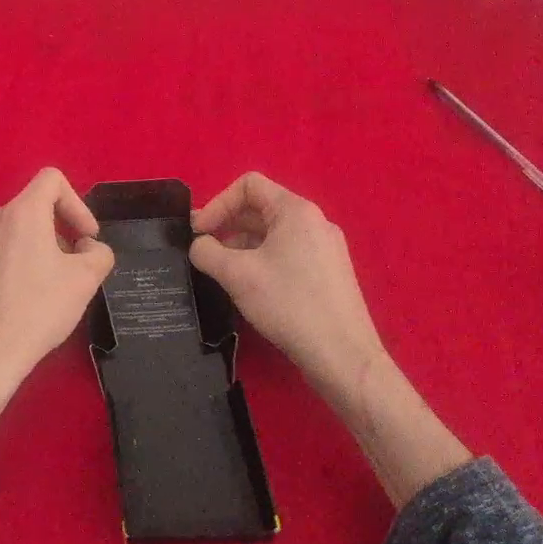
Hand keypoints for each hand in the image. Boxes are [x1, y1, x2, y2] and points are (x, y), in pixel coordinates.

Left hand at [0, 168, 115, 381]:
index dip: (78, 203)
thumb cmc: (40, 307)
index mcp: (22, 211)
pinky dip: (29, 255)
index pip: (52, 179)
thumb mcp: (85, 279)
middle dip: (66, 225)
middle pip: (38, 202)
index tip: (87, 236)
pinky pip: (9, 244)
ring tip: (61, 279)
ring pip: (24, 225)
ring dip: (49, 242)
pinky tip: (37, 291)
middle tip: (80, 260)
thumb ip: (99, 252)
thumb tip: (89, 248)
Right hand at [189, 173, 386, 406]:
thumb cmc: (289, 305)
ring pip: (272, 233)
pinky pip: (287, 253)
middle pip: (260, 208)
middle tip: (202, 251)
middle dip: (226, 225)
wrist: (344, 358)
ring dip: (241, 245)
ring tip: (222, 272)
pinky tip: (250, 288)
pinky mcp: (328, 274)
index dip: (217, 204)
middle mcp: (314, 222)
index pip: (248, 185)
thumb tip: (198, 246)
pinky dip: (261, 260)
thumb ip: (206, 252)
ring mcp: (325, 248)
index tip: (199, 233)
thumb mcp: (237, 275)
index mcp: (296, 211)